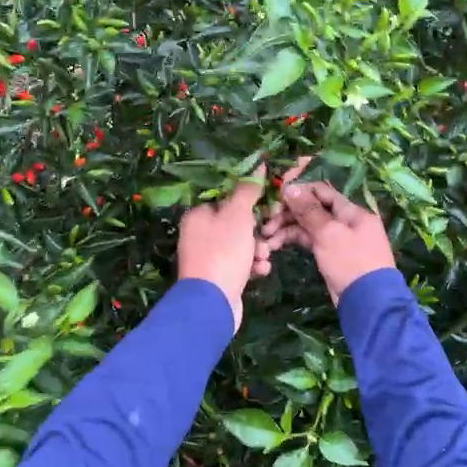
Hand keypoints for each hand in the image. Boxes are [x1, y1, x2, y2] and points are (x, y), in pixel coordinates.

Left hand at [175, 169, 266, 328]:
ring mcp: (207, 257)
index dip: (249, 202)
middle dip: (257, 231)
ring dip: (257, 250)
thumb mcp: (238, 216)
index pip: (227, 199)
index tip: (267, 208)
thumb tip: (258, 163)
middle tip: (267, 236)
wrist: (212, 304)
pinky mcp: (218, 276)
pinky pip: (240, 264)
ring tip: (262, 258)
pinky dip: (252, 266)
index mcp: (198, 215)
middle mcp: (199, 234)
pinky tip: (259, 272)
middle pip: (236, 223)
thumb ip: (247, 190)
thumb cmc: (223, 252)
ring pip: (241, 245)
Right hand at [259, 179, 397, 303]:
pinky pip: (310, 239)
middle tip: (266, 223)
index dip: (298, 191)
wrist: (368, 303)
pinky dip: (294, 239)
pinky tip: (276, 244)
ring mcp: (338, 238)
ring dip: (287, 228)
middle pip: (313, 208)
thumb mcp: (329, 234)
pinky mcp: (330, 254)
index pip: (321, 190)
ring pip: (308, 225)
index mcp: (352, 210)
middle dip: (288, 213)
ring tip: (267, 238)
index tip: (276, 197)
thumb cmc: (351, 262)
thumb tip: (289, 187)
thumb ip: (309, 210)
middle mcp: (345, 220)